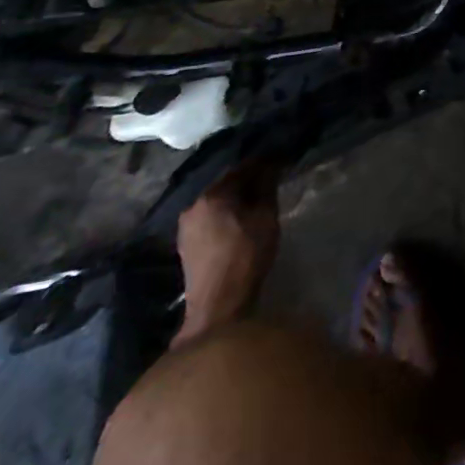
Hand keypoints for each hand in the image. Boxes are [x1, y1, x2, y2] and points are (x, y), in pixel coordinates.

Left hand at [172, 164, 279, 348]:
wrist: (218, 304)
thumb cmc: (247, 255)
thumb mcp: (265, 217)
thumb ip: (266, 187)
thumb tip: (271, 164)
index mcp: (213, 195)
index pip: (241, 168)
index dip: (263, 162)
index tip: (280, 160)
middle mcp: (193, 205)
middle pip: (225, 184)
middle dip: (247, 180)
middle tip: (270, 180)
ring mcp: (185, 226)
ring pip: (215, 201)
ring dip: (234, 198)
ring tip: (255, 201)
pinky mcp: (185, 243)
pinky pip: (208, 217)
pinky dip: (224, 213)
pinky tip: (237, 220)